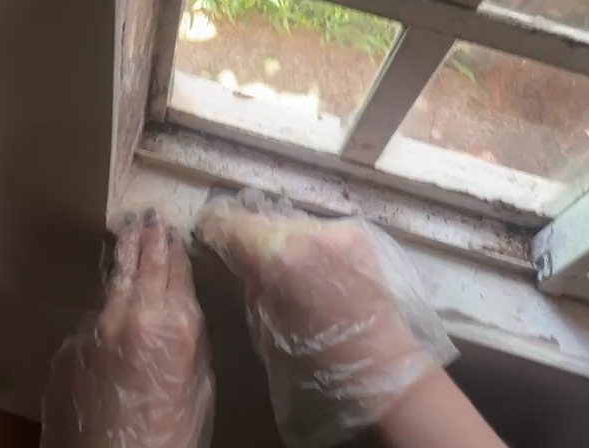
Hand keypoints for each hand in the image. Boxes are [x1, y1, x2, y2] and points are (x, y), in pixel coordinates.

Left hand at [43, 208, 210, 447]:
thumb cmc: (169, 439)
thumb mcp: (200, 389)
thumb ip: (193, 342)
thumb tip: (187, 315)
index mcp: (174, 323)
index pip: (176, 268)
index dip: (176, 247)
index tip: (174, 230)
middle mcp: (133, 313)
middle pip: (143, 262)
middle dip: (147, 235)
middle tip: (148, 214)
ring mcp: (96, 326)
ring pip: (113, 278)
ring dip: (122, 252)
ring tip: (126, 229)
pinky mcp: (69, 345)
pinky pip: (92, 313)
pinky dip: (104, 301)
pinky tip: (109, 296)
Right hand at [195, 190, 454, 447]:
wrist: (384, 372)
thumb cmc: (317, 368)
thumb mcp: (264, 331)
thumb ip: (247, 286)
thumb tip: (233, 261)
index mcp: (280, 257)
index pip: (231, 222)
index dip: (212, 228)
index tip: (204, 235)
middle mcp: (309, 231)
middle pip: (261, 216)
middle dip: (246, 232)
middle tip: (236, 251)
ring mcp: (337, 228)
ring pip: (290, 220)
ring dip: (278, 236)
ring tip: (275, 262)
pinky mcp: (357, 232)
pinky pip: (316, 230)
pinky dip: (305, 243)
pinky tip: (306, 268)